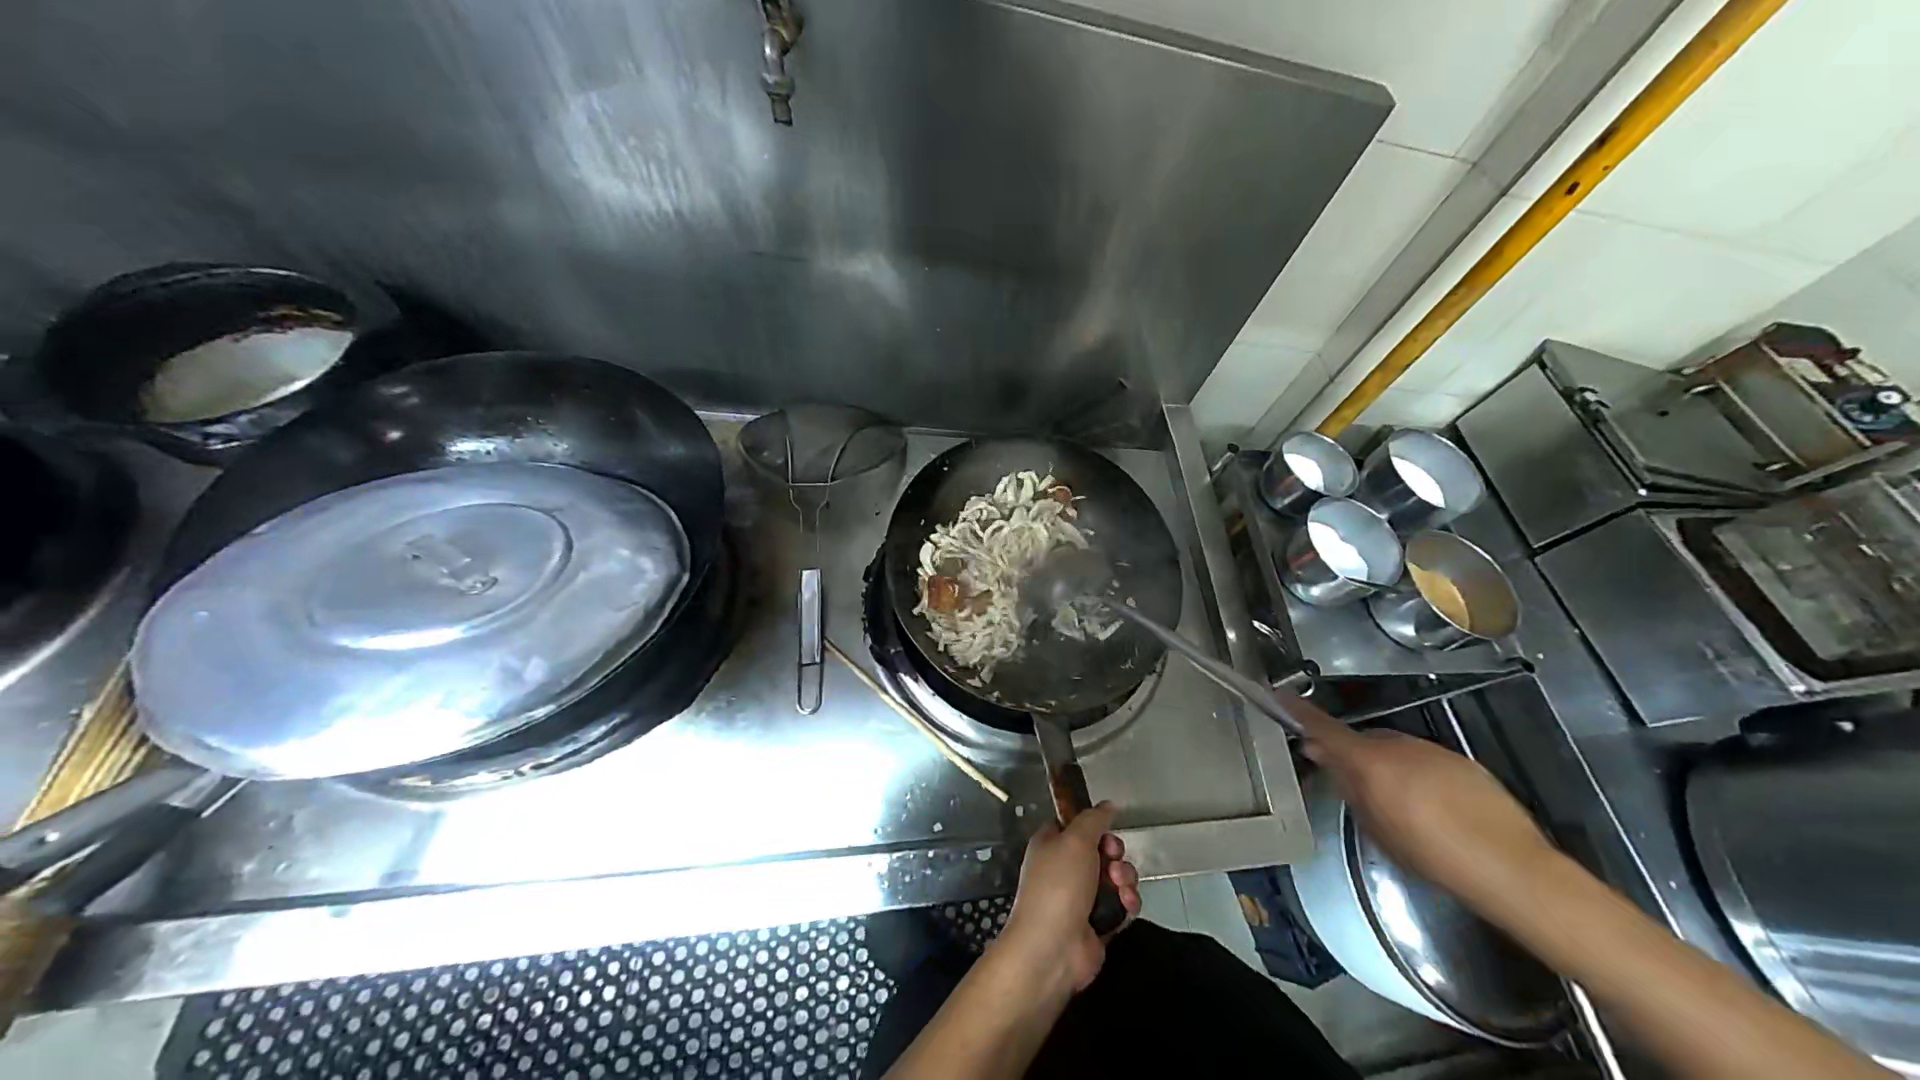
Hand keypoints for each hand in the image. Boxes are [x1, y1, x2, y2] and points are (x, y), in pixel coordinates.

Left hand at [997, 802, 1140, 993]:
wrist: (1054, 947)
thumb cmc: (1058, 885)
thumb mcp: (1075, 840)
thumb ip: (1094, 819)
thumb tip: (1107, 805)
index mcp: (1051, 844)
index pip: (1076, 826)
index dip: (1094, 826)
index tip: (1105, 830)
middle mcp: (1064, 868)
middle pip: (1101, 850)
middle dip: (1114, 854)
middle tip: (1113, 860)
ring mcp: (1082, 897)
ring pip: (1115, 876)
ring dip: (1124, 878)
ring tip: (1120, 886)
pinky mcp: (1099, 921)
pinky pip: (1121, 903)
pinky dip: (1127, 902)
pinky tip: (1127, 905)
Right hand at [1293, 697, 1554, 908]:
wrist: (1513, 868)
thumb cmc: (1433, 855)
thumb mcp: (1377, 829)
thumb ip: (1349, 789)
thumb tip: (1329, 761)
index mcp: (1371, 761)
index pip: (1324, 729)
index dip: (1299, 712)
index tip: (1280, 698)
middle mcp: (1400, 745)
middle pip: (1361, 739)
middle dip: (1351, 754)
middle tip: (1348, 782)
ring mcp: (1434, 750)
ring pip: (1394, 749)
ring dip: (1385, 765)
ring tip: (1397, 804)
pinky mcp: (1462, 761)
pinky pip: (1423, 760)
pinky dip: (1416, 774)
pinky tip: (1431, 807)